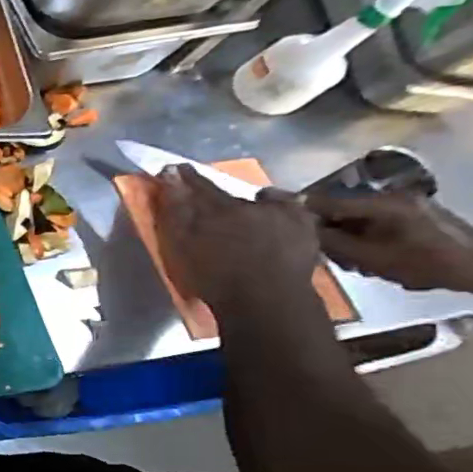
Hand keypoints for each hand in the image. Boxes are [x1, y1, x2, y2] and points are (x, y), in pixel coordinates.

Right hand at [156, 166, 320, 313]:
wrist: (266, 302)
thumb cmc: (216, 279)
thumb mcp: (183, 247)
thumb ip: (175, 211)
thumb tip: (170, 174)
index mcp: (215, 209)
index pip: (197, 185)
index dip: (185, 177)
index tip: (175, 169)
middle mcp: (248, 203)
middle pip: (226, 192)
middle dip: (214, 193)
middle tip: (208, 202)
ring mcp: (279, 212)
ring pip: (259, 198)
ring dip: (248, 201)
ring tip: (243, 213)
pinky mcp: (302, 223)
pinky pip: (288, 205)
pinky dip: (278, 206)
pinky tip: (273, 213)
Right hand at [307, 192, 472, 295]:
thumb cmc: (428, 264)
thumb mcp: (372, 258)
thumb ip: (332, 241)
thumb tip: (299, 228)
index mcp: (381, 203)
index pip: (325, 201)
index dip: (295, 203)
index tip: (263, 197)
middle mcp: (389, 197)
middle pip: (338, 210)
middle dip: (325, 230)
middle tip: (323, 253)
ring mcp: (401, 204)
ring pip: (353, 218)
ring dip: (344, 237)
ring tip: (352, 261)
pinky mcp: (408, 214)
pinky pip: (369, 222)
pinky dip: (360, 237)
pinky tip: (368, 257)